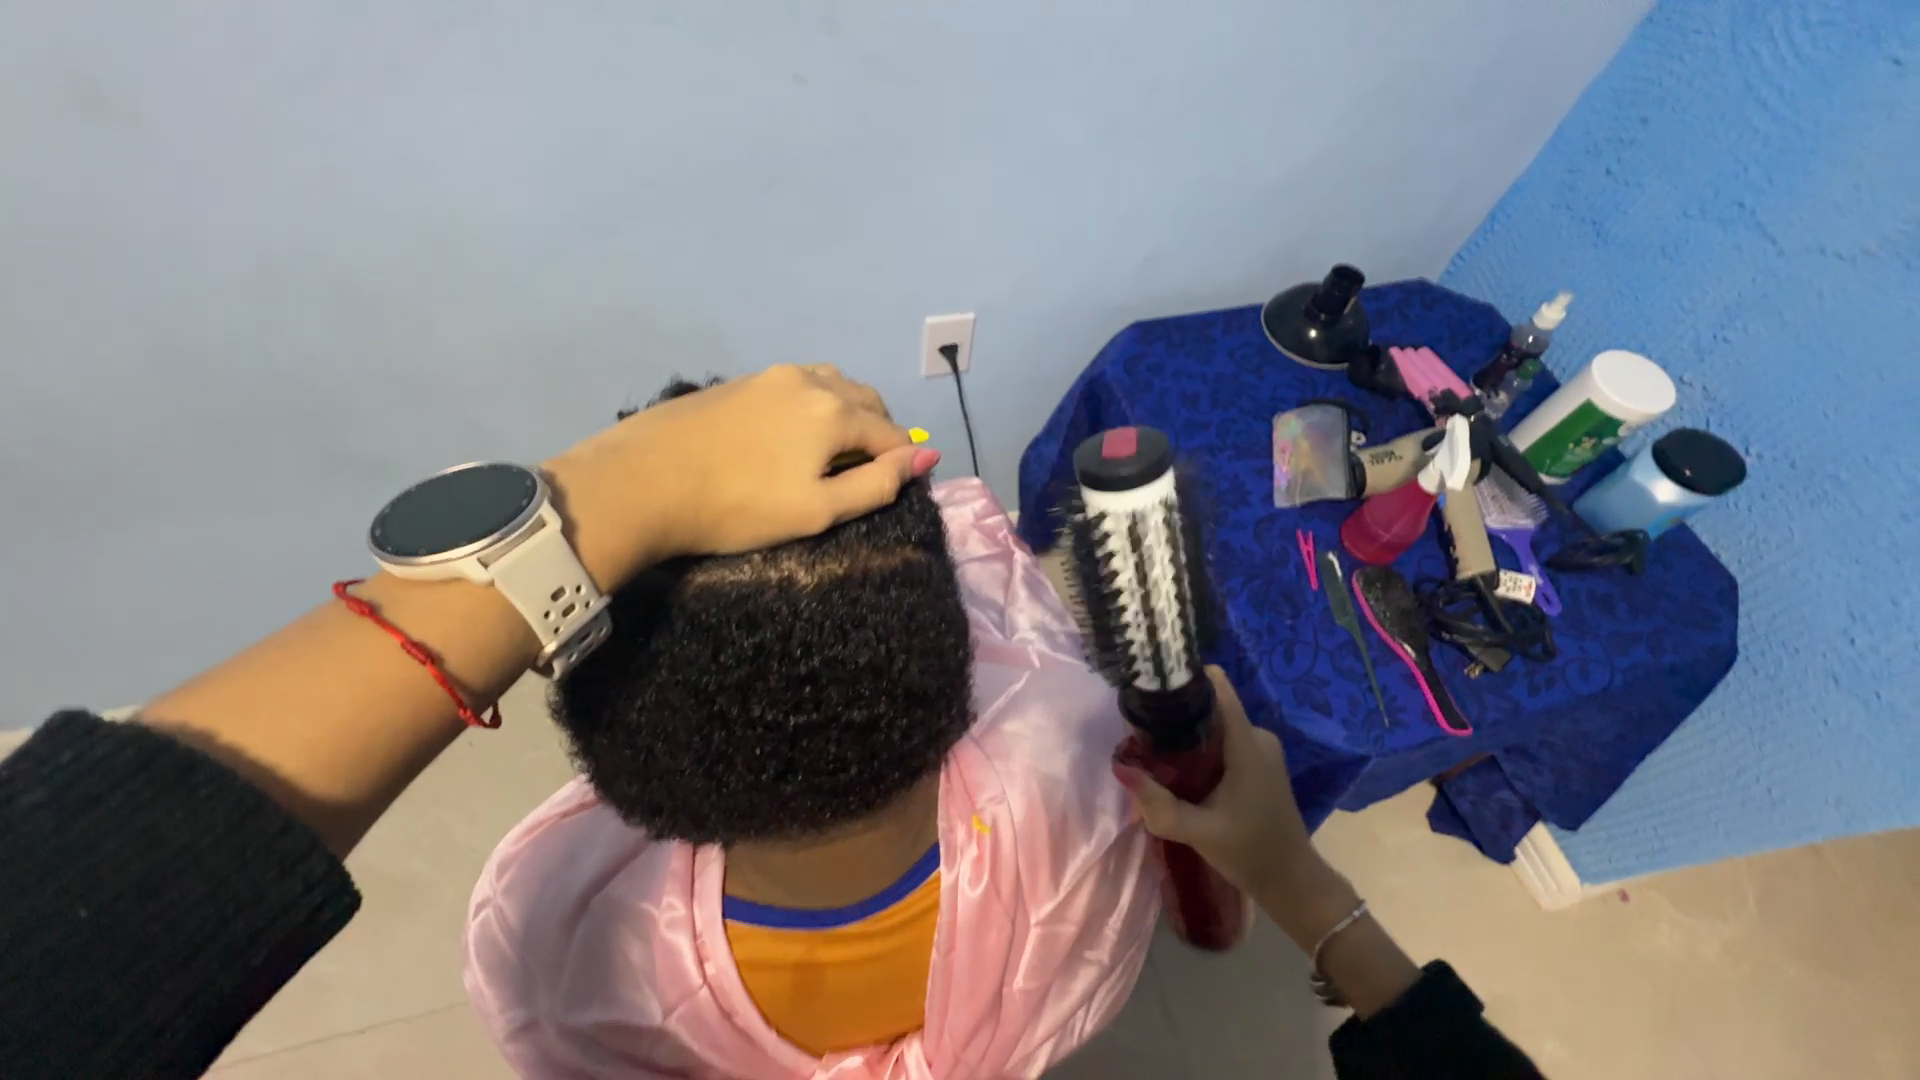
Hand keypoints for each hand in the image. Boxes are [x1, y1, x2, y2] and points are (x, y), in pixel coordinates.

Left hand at [545, 364, 937, 586]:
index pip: (891, 434)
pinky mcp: (738, 382)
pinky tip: (793, 435)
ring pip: (832, 385)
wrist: (641, 483)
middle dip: (878, 433)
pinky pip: (797, 385)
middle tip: (866, 473)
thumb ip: (877, 484)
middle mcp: (809, 380)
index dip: (902, 462)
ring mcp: (769, 376)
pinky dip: (814, 406)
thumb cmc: (737, 507)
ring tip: (833, 451)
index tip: (894, 487)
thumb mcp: (817, 510)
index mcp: (834, 410)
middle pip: (866, 401)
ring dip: (847, 413)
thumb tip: (926, 458)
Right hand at [1113, 668, 1318, 896]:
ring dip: (1185, 733)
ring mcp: (1261, 748)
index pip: (1217, 686)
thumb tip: (1120, 768)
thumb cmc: (1250, 852)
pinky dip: (1200, 748)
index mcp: (1247, 742)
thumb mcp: (1198, 831)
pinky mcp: (1259, 762)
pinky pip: (1224, 739)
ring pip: (1215, 724)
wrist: (1292, 882)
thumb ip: (1158, 803)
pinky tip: (1178, 768)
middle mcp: (1257, 735)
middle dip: (1176, 714)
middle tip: (1140, 730)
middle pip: (1210, 705)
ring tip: (1152, 748)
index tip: (1151, 683)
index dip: (1185, 677)